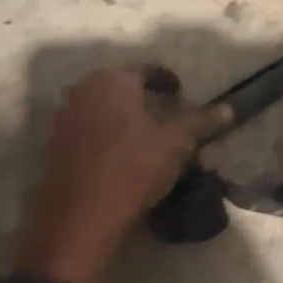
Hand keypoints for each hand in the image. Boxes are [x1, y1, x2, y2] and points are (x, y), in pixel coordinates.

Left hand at [13, 65, 229, 282]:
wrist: (81, 212)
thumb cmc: (134, 168)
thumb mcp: (176, 144)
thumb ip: (200, 122)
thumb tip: (228, 109)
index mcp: (114, 81)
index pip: (145, 69)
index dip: (165, 79)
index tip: (178, 92)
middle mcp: (83, 90)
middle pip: (118, 85)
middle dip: (140, 96)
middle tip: (161, 113)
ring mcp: (64, 116)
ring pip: (99, 107)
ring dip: (120, 115)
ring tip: (141, 135)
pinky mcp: (54, 144)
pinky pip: (85, 129)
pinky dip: (103, 134)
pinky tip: (117, 154)